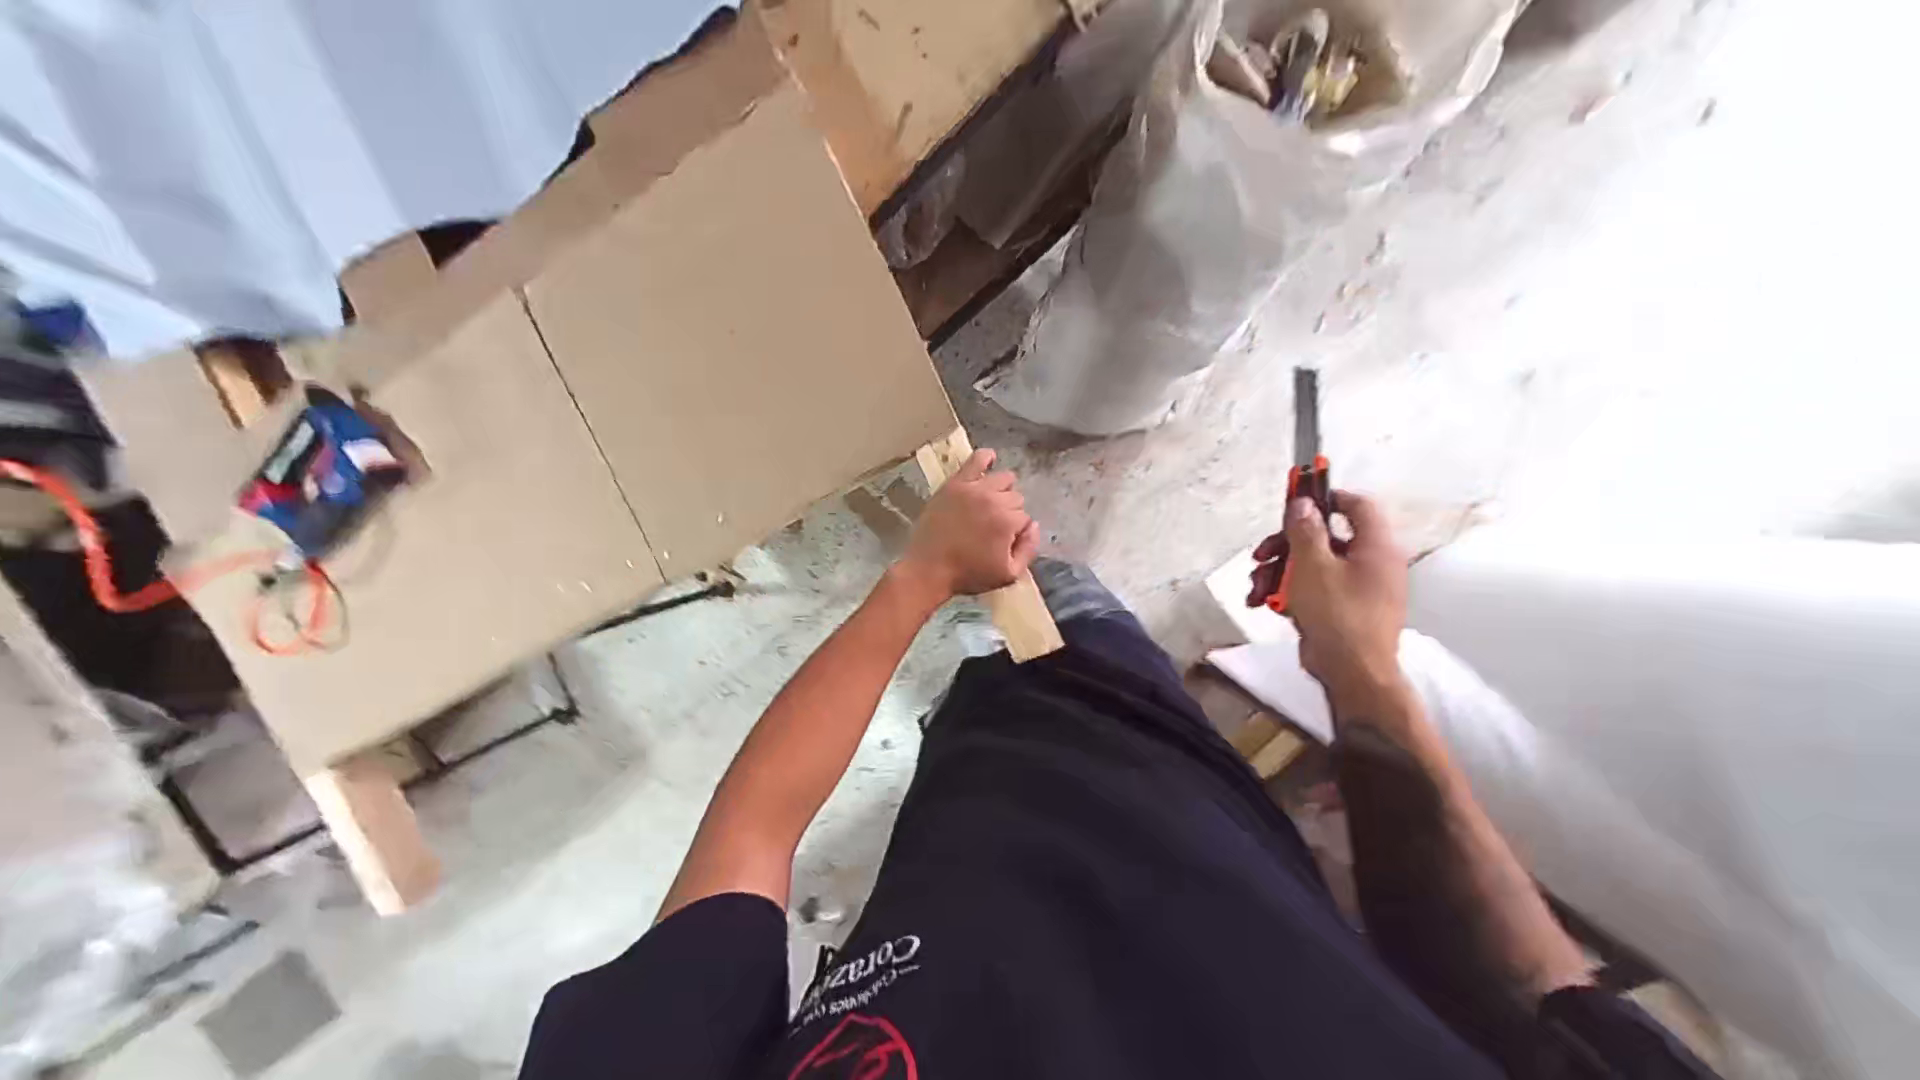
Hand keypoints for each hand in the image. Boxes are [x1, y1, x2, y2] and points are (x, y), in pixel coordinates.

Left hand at [898, 449, 1038, 600]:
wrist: (928, 569)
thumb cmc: (968, 574)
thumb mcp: (1008, 574)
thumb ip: (1029, 549)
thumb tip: (1034, 526)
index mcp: (1008, 522)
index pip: (1025, 518)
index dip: (1016, 531)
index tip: (1003, 541)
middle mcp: (993, 500)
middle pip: (1015, 498)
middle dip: (1010, 512)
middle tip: (993, 527)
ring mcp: (973, 489)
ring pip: (1003, 478)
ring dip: (1002, 490)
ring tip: (991, 504)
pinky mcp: (954, 484)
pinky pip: (976, 460)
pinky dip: (986, 457)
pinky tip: (990, 459)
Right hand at [1274, 491, 1412, 719]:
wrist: (1352, 674)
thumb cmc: (1336, 614)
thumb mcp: (1312, 565)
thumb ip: (1305, 530)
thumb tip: (1302, 503)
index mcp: (1376, 546)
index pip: (1357, 505)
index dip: (1326, 498)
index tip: (1294, 505)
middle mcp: (1373, 563)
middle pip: (1325, 537)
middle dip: (1285, 545)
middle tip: (1260, 556)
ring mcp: (1359, 588)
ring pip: (1313, 564)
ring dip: (1279, 571)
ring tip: (1256, 588)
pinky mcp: (1344, 609)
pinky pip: (1314, 588)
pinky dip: (1288, 591)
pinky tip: (1264, 603)